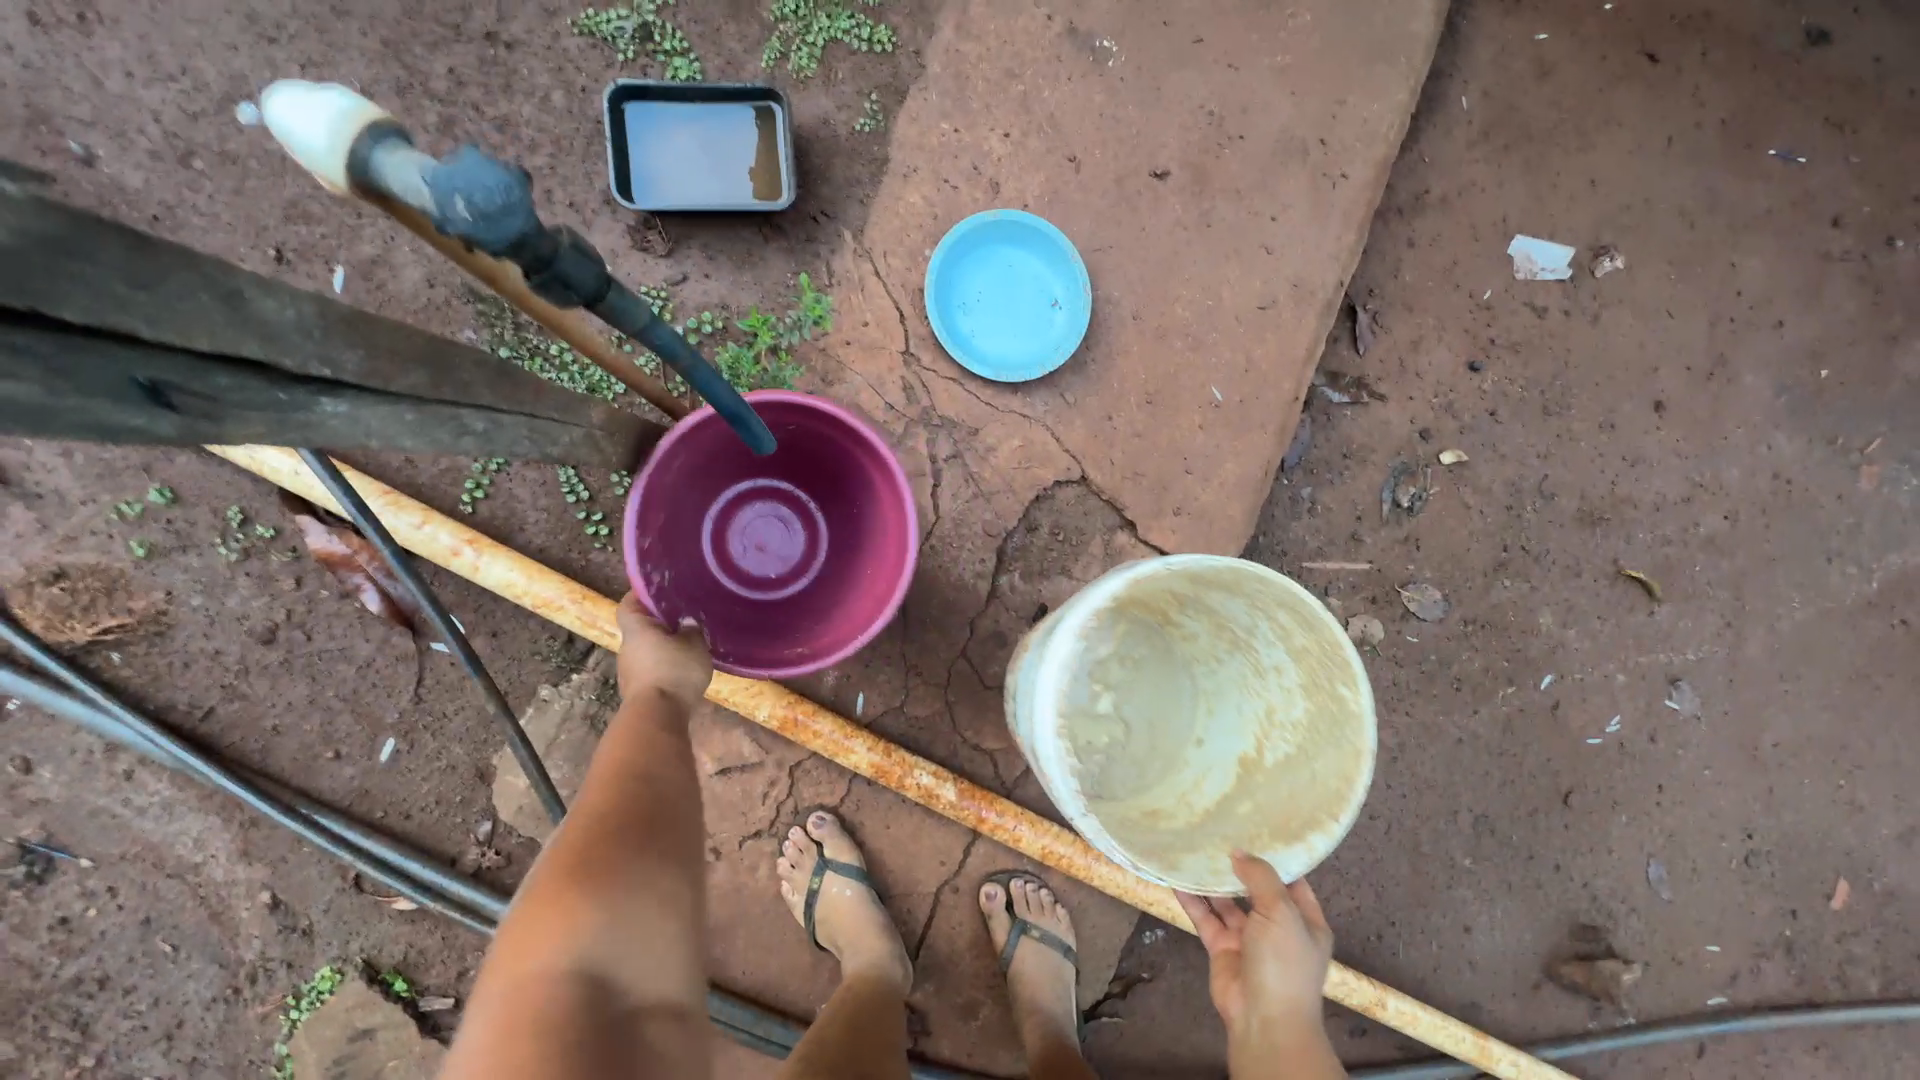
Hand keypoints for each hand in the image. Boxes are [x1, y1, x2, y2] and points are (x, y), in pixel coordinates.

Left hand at [615, 594, 711, 709]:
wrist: (658, 715)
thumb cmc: (674, 670)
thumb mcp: (694, 645)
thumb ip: (691, 629)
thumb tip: (687, 622)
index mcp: (636, 628)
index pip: (629, 603)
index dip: (641, 595)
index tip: (659, 591)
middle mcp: (626, 647)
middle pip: (639, 628)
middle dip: (658, 623)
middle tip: (682, 619)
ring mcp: (629, 670)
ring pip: (646, 650)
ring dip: (661, 647)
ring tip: (686, 647)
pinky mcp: (636, 689)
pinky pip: (651, 669)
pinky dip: (663, 666)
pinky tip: (681, 670)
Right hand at [1176, 852, 1333, 1042]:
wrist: (1264, 1019)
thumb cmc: (1284, 962)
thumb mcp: (1282, 912)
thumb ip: (1261, 878)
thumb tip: (1239, 853)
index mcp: (1305, 920)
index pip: (1292, 881)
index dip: (1275, 858)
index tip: (1253, 830)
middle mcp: (1277, 927)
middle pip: (1256, 889)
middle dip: (1239, 866)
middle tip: (1217, 834)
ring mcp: (1249, 939)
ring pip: (1227, 902)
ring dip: (1212, 881)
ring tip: (1194, 850)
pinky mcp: (1222, 948)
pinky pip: (1206, 918)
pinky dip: (1193, 900)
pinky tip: (1177, 879)